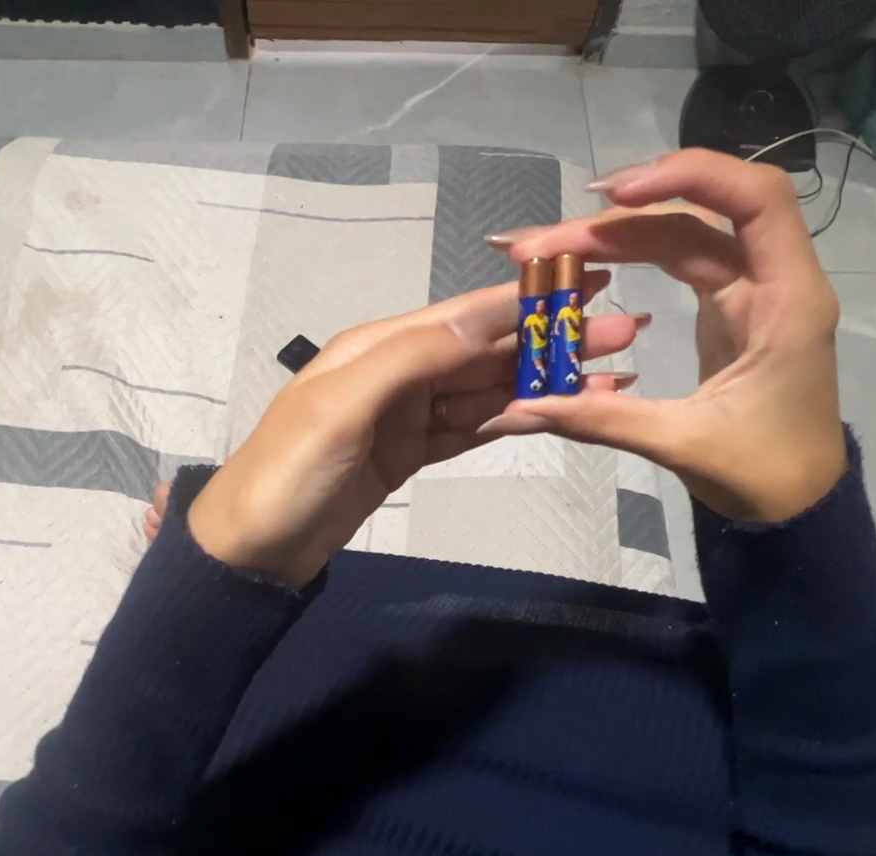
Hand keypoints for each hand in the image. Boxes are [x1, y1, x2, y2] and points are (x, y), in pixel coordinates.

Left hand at [188, 278, 644, 586]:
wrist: (252, 552)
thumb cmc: (289, 473)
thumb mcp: (342, 406)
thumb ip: (412, 357)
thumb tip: (486, 314)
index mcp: (376, 347)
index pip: (463, 315)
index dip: (526, 299)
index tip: (589, 283)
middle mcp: (395, 373)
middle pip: (482, 351)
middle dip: (548, 342)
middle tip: (624, 336)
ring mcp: (403, 417)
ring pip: (481, 392)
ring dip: (538, 381)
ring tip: (603, 376)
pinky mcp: (406, 456)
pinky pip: (466, 431)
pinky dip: (507, 421)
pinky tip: (547, 412)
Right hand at [485, 149, 845, 523]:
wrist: (797, 500)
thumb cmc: (762, 473)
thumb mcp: (681, 445)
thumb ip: (603, 420)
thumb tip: (523, 408)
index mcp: (788, 301)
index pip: (756, 199)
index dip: (689, 177)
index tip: (613, 194)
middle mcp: (775, 279)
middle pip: (698, 218)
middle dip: (618, 220)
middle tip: (541, 243)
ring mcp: (750, 291)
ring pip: (683, 237)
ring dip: (617, 234)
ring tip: (547, 249)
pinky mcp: (729, 309)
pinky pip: (681, 262)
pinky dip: (634, 255)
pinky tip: (589, 256)